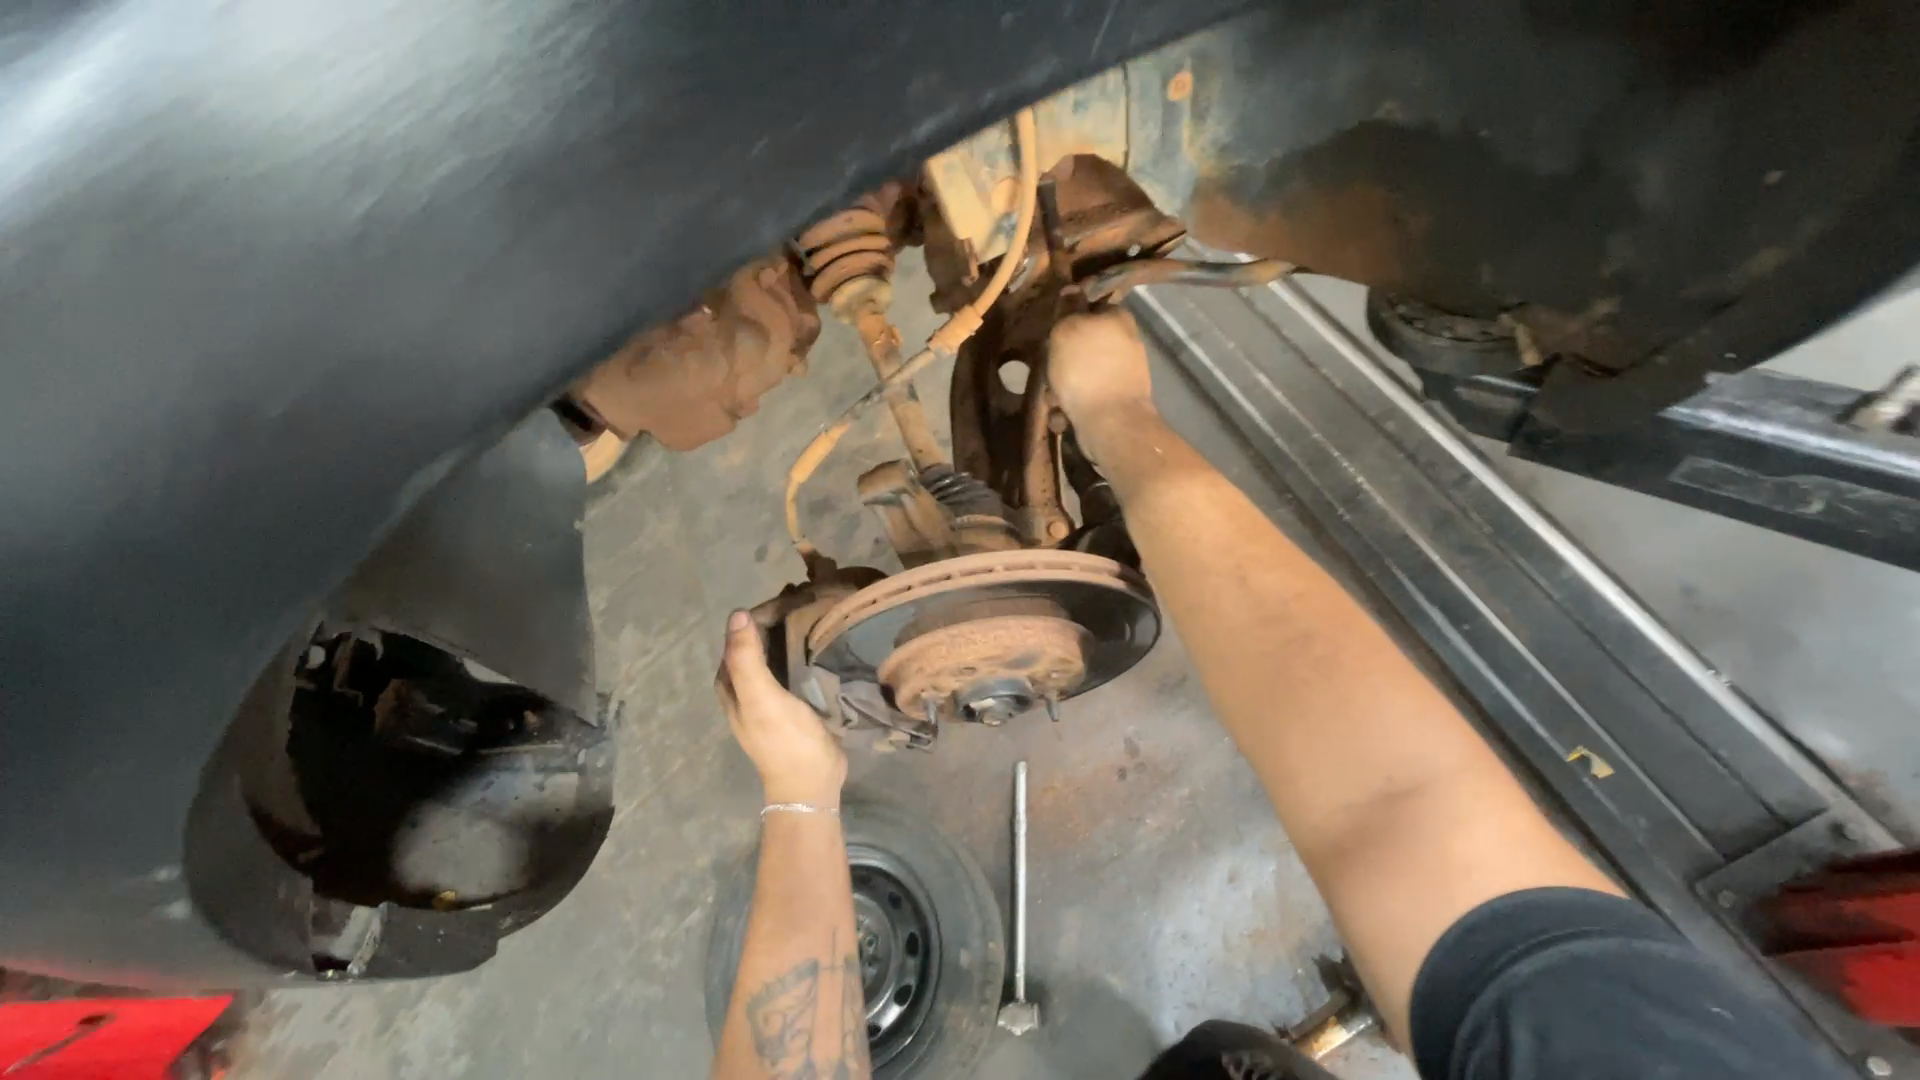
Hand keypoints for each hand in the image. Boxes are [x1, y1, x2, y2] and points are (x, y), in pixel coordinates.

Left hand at [715, 610, 847, 806]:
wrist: (812, 784)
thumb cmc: (784, 741)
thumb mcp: (760, 699)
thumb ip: (746, 659)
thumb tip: (737, 614)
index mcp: (731, 681)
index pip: (742, 632)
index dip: (765, 611)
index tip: (796, 597)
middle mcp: (746, 683)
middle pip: (760, 638)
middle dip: (782, 617)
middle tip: (814, 599)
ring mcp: (771, 692)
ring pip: (780, 649)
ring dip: (796, 630)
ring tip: (824, 611)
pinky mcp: (795, 699)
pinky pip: (797, 663)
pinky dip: (807, 648)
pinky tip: (827, 639)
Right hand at [1047, 308, 1157, 462]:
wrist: (1110, 423)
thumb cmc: (1085, 370)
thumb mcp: (1067, 330)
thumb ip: (1067, 309)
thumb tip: (1071, 289)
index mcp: (1119, 318)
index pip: (1088, 308)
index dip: (1066, 321)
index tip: (1052, 337)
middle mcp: (1126, 342)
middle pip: (1081, 345)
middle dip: (1060, 362)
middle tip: (1050, 373)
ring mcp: (1123, 374)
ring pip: (1080, 373)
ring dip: (1061, 387)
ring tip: (1055, 400)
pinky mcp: (1118, 400)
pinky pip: (1086, 397)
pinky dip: (1072, 406)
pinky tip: (1064, 416)